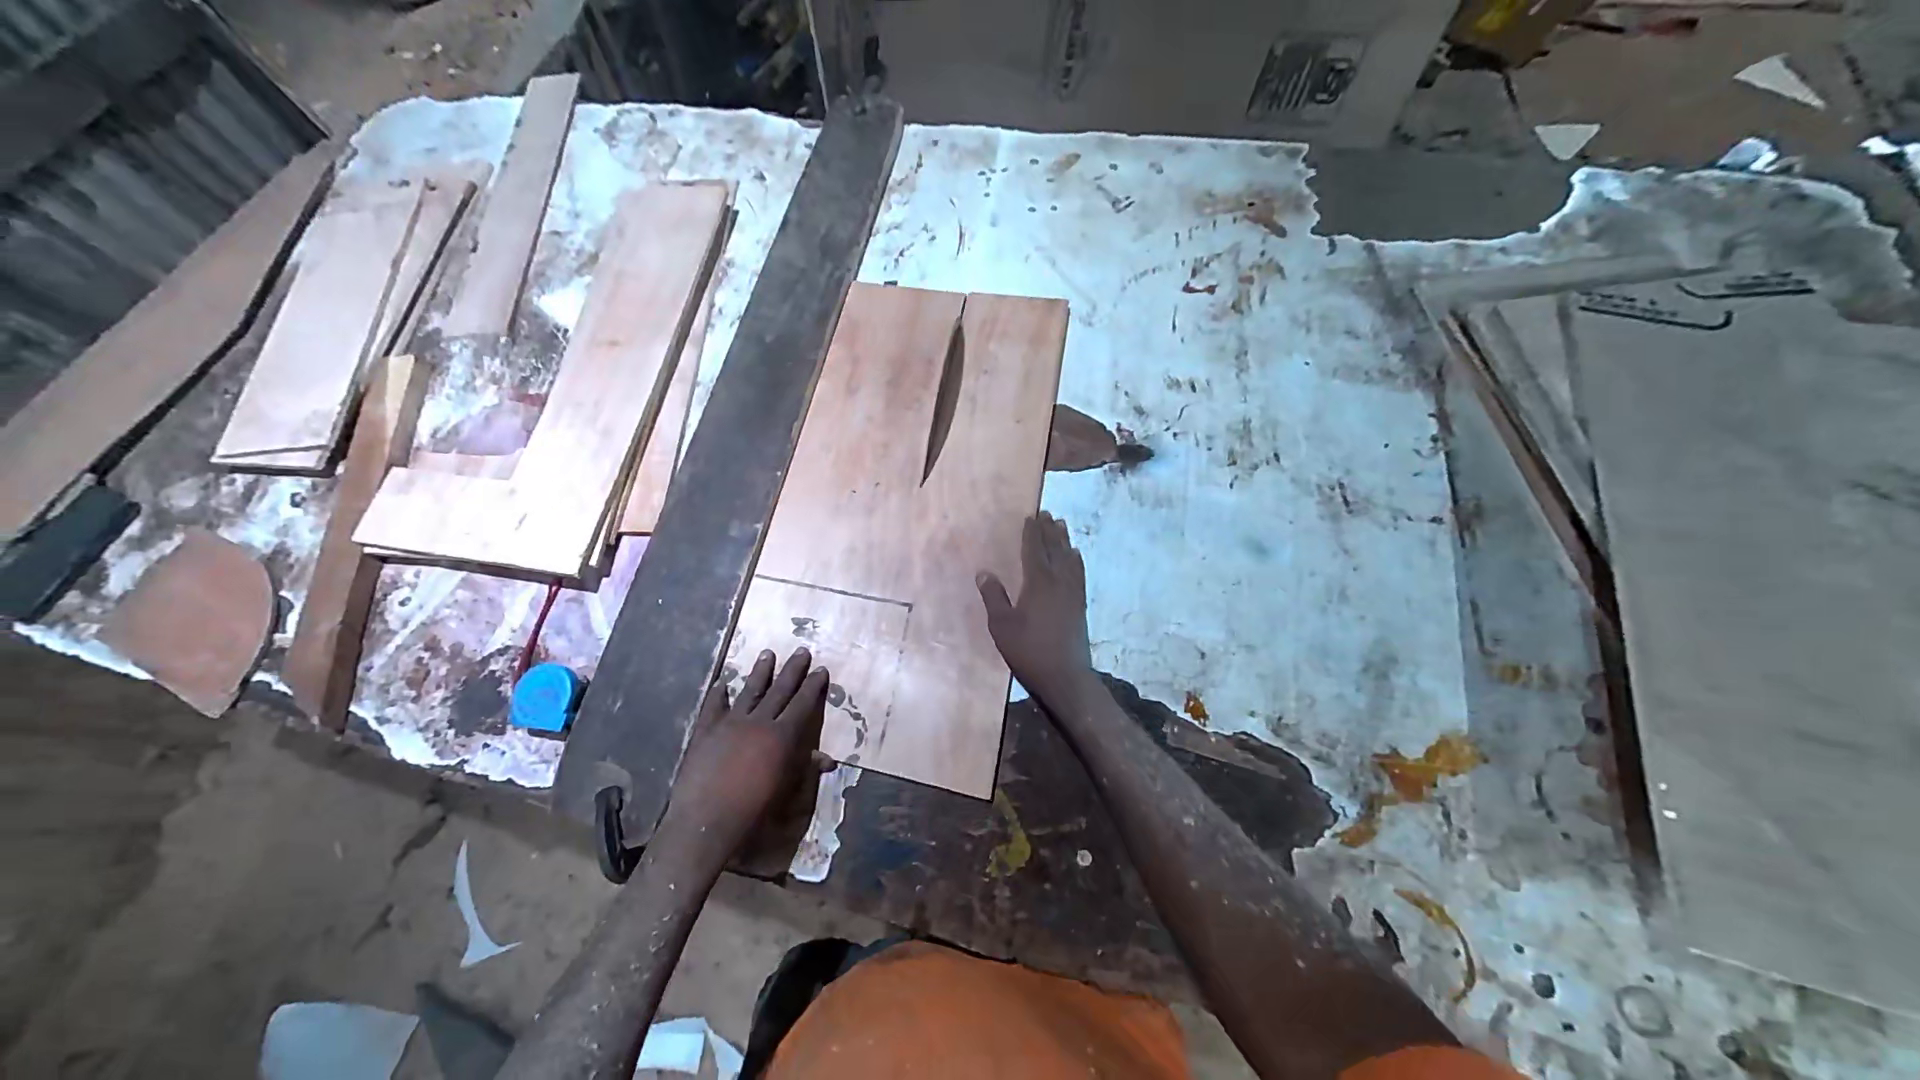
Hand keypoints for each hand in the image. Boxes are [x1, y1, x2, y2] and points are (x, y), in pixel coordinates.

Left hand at [660, 648, 829, 857]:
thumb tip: (827, 759)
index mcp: (781, 737)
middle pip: (779, 690)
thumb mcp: (787, 793)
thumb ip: (805, 770)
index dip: (813, 686)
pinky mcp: (705, 732)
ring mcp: (729, 724)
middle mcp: (758, 722)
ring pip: (749, 691)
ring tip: (768, 653)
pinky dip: (718, 694)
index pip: (802, 704)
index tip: (820, 669)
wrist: (706, 821)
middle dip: (792, 670)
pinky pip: (713, 707)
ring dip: (760, 672)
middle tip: (802, 650)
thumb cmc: (753, 812)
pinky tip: (722, 682)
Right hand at [977, 512, 1094, 704]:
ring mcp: (1073, 593)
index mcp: (1038, 582)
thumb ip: (993, 597)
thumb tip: (984, 572)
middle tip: (1047, 513)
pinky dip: (1076, 560)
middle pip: (1055, 549)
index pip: (1034, 550)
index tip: (1031, 517)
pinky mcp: (1080, 605)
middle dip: (1050, 531)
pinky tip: (1076, 557)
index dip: (1032, 533)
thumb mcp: (1002, 625)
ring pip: (1070, 558)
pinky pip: (1079, 573)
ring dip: (1064, 540)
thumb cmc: (1029, 650)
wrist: (1065, 675)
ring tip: (1062, 526)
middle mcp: (1059, 581)